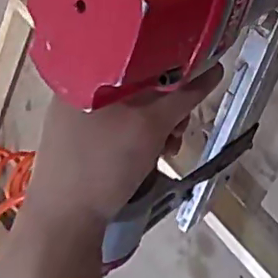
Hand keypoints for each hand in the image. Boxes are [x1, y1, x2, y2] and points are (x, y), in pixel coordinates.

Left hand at [21, 66, 225, 226]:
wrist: (62, 225)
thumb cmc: (103, 165)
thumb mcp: (152, 126)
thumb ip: (185, 95)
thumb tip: (214, 68)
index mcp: (86, 74)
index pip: (137, 52)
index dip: (170, 63)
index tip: (192, 80)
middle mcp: (79, 90)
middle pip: (138, 82)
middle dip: (168, 104)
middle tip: (179, 127)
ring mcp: (77, 118)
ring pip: (132, 107)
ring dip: (159, 124)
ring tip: (169, 147)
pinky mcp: (80, 142)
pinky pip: (120, 126)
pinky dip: (142, 136)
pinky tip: (154, 156)